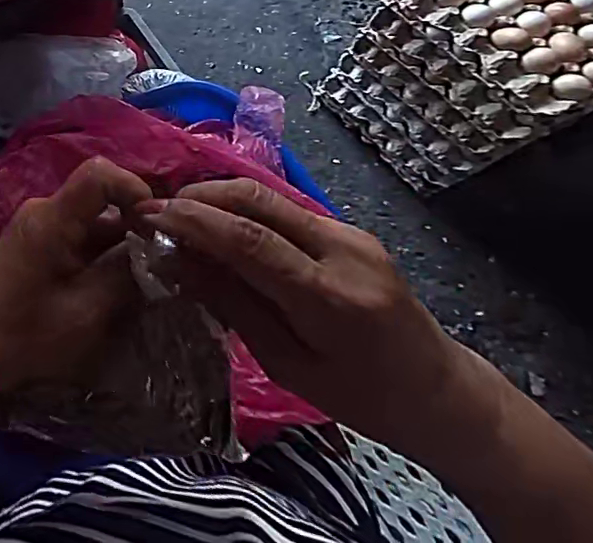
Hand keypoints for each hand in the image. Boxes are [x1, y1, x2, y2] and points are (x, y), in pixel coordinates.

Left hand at [0, 157, 152, 410]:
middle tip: (167, 263)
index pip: (99, 174)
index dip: (134, 189)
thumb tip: (161, 249)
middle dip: (136, 227)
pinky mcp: (36, 245)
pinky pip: (78, 237)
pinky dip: (101, 256)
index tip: (160, 227)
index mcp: (52, 217)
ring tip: (149, 281)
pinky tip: (118, 287)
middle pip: (100, 200)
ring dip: (121, 247)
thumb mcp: (85, 311)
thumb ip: (125, 275)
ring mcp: (38, 227)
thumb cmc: (23, 334)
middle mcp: (44, 211)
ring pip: (92, 222)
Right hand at [140, 178, 484, 452]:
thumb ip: (231, 304)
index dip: (193, 221)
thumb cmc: (364, 398)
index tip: (149, 216)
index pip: (249, 239)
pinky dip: (240, 209)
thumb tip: (175, 260)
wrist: (443, 393)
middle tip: (159, 211)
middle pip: (256, 199)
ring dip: (215, 197)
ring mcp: (350, 233)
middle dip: (198, 197)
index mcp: (332, 299)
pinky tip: (219, 225)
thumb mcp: (287, 366)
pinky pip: (281, 207)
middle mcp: (345, 251)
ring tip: (180, 216)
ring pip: (266, 194)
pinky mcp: (348, 227)